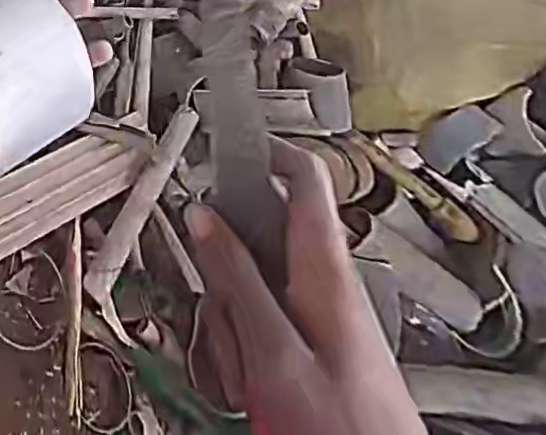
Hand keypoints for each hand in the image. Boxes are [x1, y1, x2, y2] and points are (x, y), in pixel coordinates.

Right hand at [185, 138, 424, 434]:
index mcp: (326, 268)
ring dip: (230, 314)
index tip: (217, 140)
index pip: (302, 175)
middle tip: (225, 313)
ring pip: (249, 274)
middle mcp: (323, 280)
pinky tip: (250, 380)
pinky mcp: (308, 338)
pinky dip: (241, 339)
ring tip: (246, 366)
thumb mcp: (275, 354)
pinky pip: (257, 311)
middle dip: (223, 264)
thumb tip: (202, 213)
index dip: (262, 147)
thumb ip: (235, 278)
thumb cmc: (343, 432)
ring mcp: (315, 310)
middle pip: (256, 230)